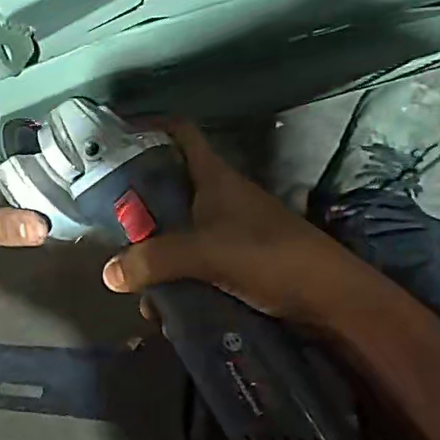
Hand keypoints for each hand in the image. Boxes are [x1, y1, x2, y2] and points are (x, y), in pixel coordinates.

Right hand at [100, 122, 375, 322]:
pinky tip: (166, 312)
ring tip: (141, 292)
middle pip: (169, 187)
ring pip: (179, 232)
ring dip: (157, 258)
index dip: (150, 127)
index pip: (179, 133)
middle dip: (139, 210)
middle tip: (111, 230)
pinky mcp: (236, 261)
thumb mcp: (206, 253)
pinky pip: (194, 263)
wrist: (330, 299)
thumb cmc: (269, 256)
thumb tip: (109, 272)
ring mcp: (228, 229)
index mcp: (213, 177)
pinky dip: (177, 282)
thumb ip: (156, 259)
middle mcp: (218, 197)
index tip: (116, 138)